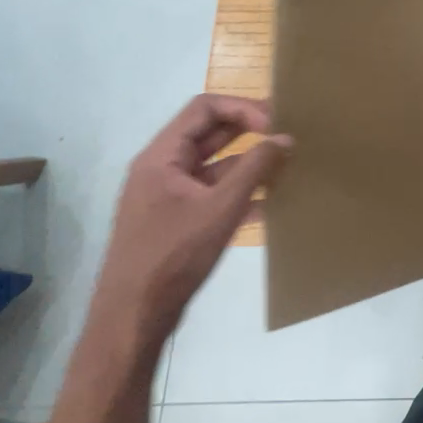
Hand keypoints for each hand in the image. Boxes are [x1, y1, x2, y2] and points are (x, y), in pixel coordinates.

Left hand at [92, 95, 290, 342]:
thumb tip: (286, 137)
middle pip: (209, 131)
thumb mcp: (222, 207)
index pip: (204, 108)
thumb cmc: (174, 254)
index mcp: (161, 157)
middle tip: (289, 134)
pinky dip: (242, 187)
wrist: (133, 314)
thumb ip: (256, 168)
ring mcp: (168, 193)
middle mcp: (161, 168)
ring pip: (215, 162)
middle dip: (250, 129)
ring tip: (287, 165)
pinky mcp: (177, 217)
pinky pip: (214, 189)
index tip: (276, 125)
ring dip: (250, 160)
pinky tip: (272, 200)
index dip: (243, 108)